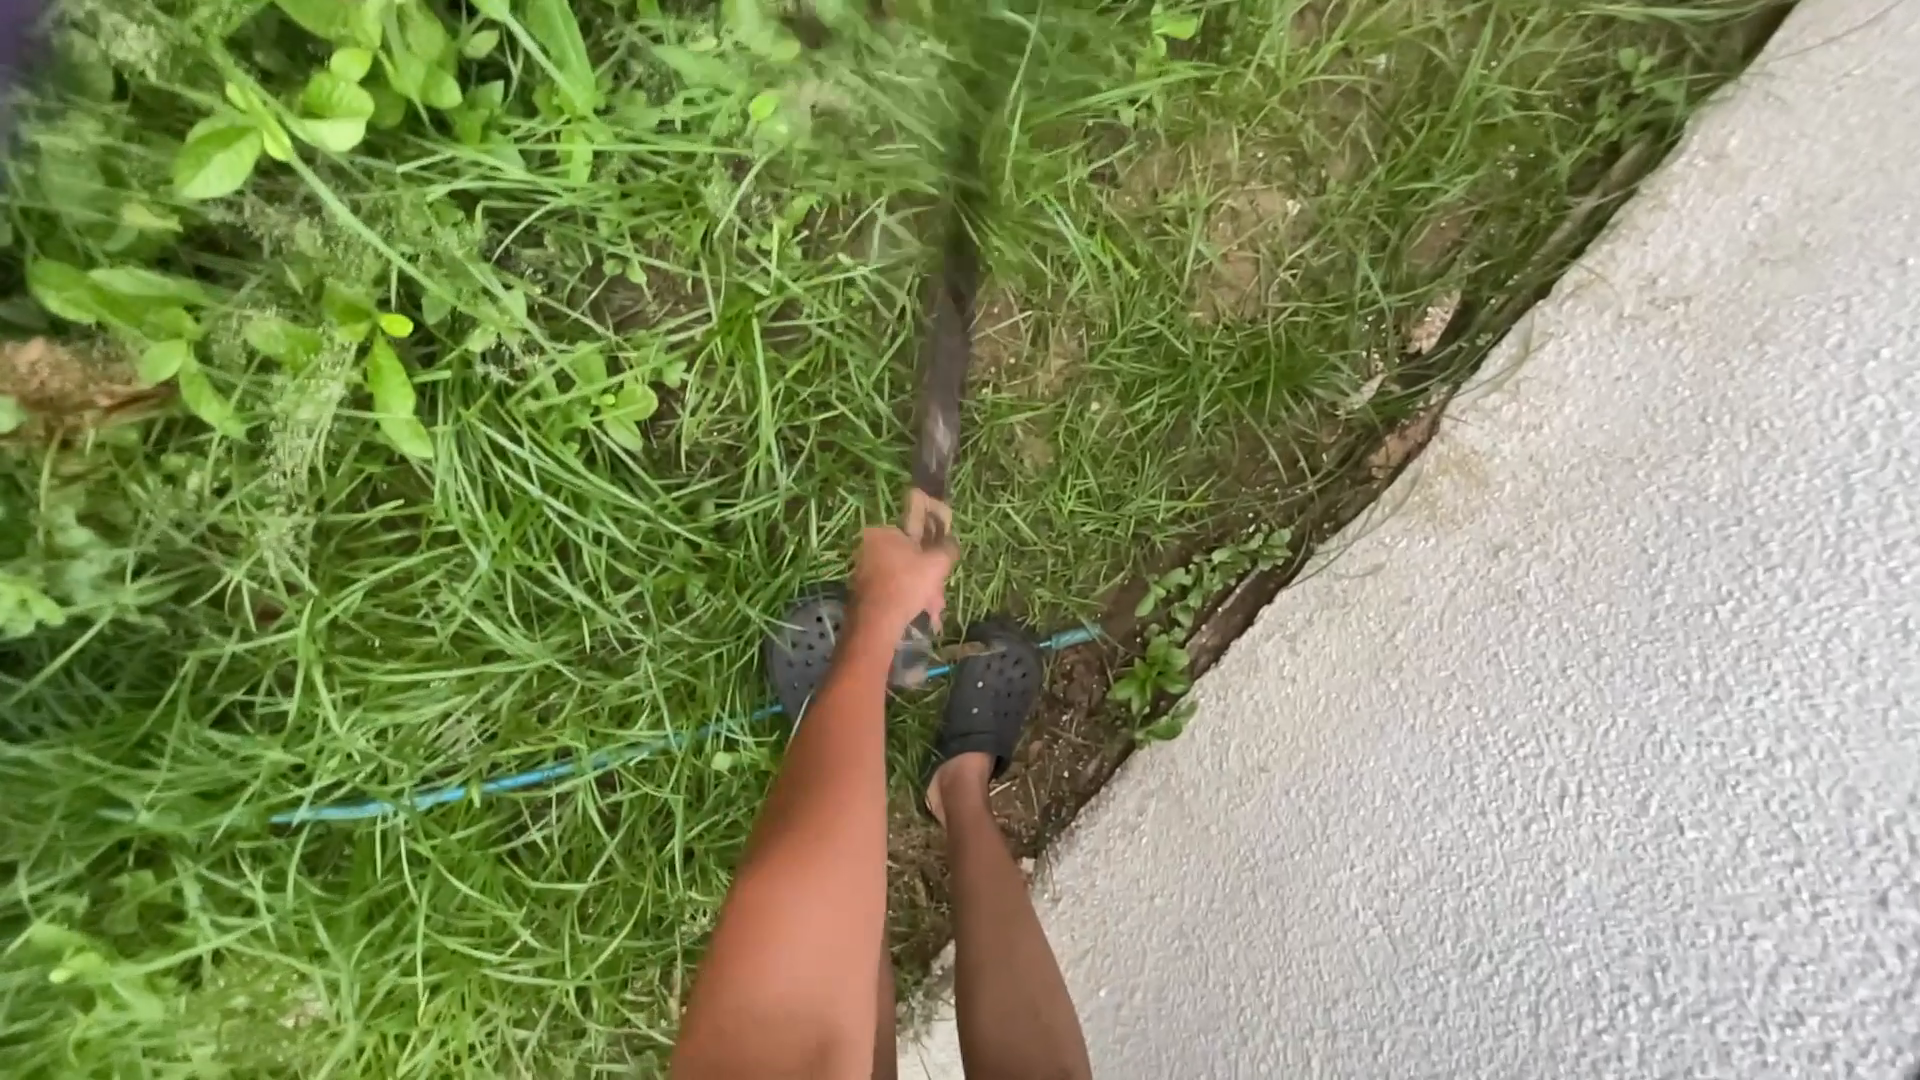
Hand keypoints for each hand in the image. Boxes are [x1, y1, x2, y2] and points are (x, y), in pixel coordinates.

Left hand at [848, 527, 956, 638]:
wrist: (878, 620)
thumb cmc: (908, 583)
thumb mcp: (938, 563)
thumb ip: (948, 548)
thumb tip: (951, 542)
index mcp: (881, 533)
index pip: (913, 537)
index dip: (931, 553)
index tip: (940, 569)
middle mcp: (867, 548)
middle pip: (907, 560)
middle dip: (926, 578)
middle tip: (938, 595)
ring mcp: (862, 571)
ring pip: (900, 578)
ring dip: (918, 591)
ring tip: (932, 609)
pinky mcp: (861, 591)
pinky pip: (889, 590)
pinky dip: (904, 599)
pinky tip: (916, 612)